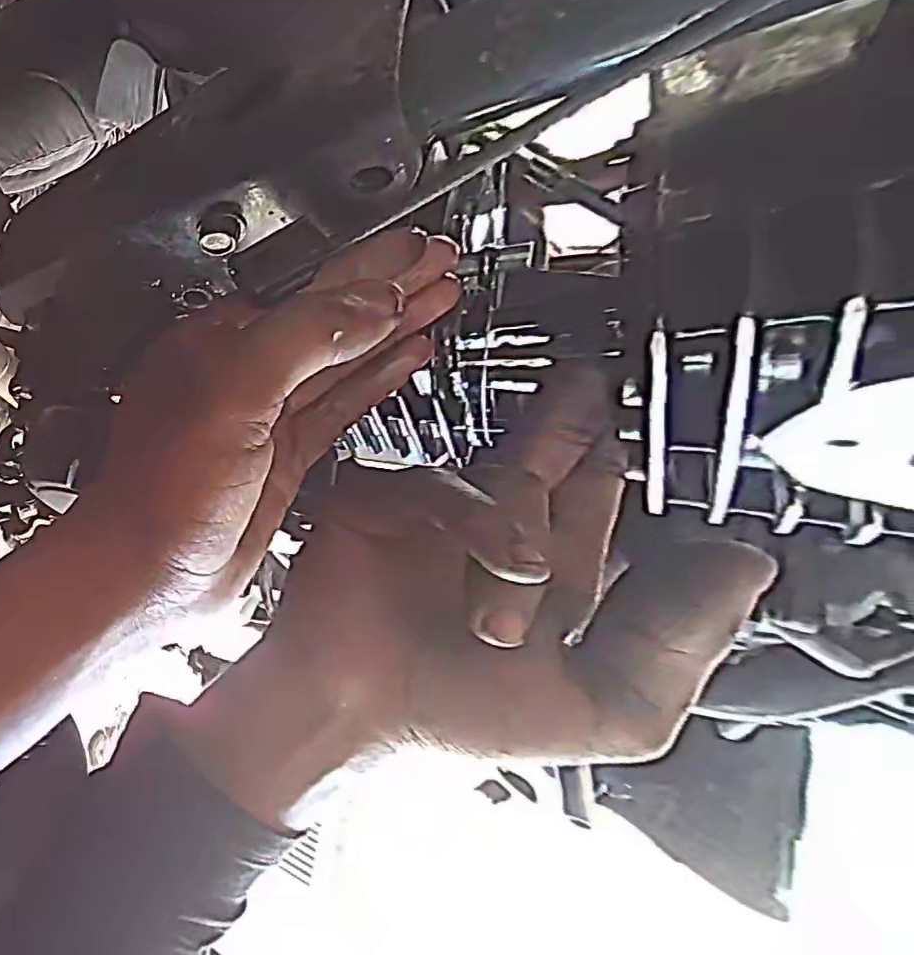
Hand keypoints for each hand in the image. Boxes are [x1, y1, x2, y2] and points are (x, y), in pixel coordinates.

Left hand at [74, 229, 460, 618]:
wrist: (150, 569)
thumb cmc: (160, 490)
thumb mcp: (227, 397)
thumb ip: (297, 341)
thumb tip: (367, 301)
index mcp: (212, 348)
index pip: (300, 290)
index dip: (362, 266)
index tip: (412, 246)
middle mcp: (237, 377)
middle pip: (326, 318)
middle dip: (385, 287)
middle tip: (438, 259)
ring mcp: (262, 418)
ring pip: (337, 359)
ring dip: (389, 327)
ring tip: (436, 295)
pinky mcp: (282, 457)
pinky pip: (338, 404)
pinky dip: (374, 378)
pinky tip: (402, 356)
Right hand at [168, 364, 778, 825]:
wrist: (355, 704)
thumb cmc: (458, 713)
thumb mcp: (607, 706)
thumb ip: (677, 643)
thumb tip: (740, 563)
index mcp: (532, 576)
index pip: (583, 504)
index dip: (608, 464)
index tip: (624, 427)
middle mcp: (481, 539)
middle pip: (535, 463)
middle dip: (566, 425)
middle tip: (583, 382)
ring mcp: (425, 520)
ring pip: (494, 477)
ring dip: (533, 505)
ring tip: (535, 563)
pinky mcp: (374, 505)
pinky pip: (435, 487)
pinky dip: (478, 517)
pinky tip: (509, 557)